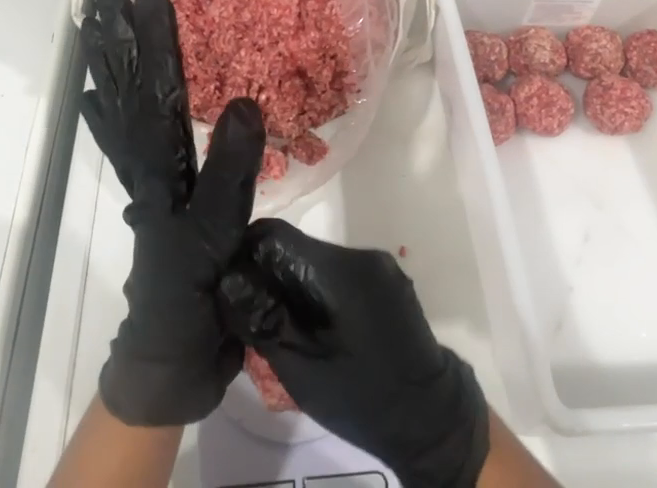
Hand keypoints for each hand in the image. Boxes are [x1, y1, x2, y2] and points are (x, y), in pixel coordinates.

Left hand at [80, 0, 264, 425]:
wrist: (172, 361)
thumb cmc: (192, 303)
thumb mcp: (213, 240)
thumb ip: (227, 176)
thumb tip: (244, 104)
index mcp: (161, 171)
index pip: (156, 96)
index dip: (154, 46)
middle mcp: (148, 170)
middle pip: (128, 98)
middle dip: (120, 46)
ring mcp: (147, 186)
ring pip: (123, 118)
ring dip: (111, 72)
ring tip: (97, 32)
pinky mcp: (155, 203)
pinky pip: (127, 152)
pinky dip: (107, 122)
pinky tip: (93, 102)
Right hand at [220, 219, 490, 486]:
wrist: (431, 421)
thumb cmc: (362, 396)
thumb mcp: (300, 365)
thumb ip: (260, 316)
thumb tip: (225, 278)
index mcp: (341, 269)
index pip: (274, 235)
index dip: (244, 254)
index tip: (230, 285)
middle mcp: (363, 255)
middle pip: (295, 247)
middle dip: (267, 275)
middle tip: (250, 313)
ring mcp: (379, 267)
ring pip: (314, 260)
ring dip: (292, 286)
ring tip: (278, 324)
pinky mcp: (386, 282)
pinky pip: (337, 274)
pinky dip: (316, 292)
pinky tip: (311, 327)